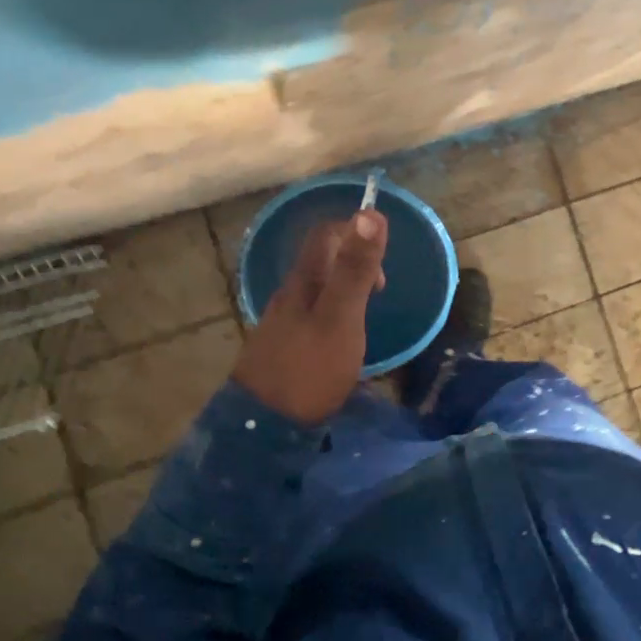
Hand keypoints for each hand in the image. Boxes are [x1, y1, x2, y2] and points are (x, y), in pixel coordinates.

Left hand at [230, 210, 388, 424]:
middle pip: (321, 260)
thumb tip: (369, 212)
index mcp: (304, 281)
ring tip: (366, 316)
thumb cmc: (309, 368)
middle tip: (378, 293)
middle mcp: (290, 294)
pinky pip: (313, 315)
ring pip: (317, 289)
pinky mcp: (283, 347)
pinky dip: (334, 315)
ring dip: (345, 291)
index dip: (355, 232)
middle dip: (354, 264)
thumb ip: (355, 268)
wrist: (261, 428)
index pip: (326, 233)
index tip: (380, 263)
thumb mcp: (341, 316)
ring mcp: (283, 322)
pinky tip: (343, 341)